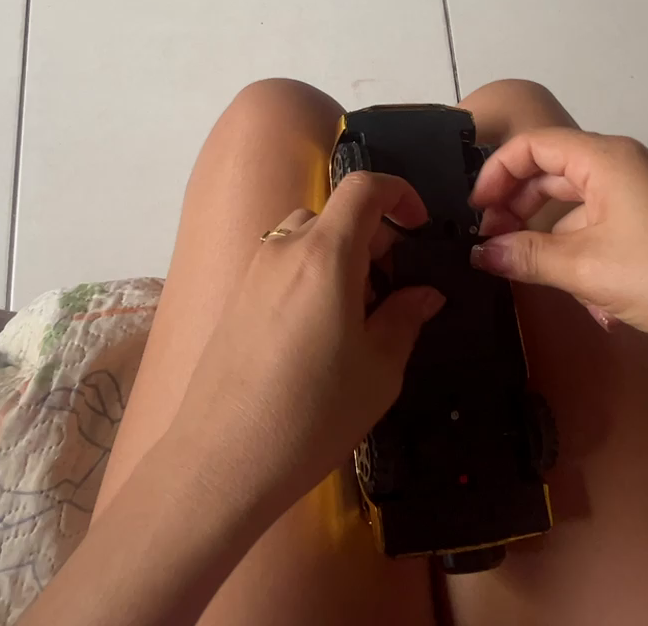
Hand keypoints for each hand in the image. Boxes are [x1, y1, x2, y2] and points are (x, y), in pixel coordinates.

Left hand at [163, 171, 446, 515]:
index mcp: (326, 253)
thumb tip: (425, 293)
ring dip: (339, 254)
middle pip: (336, 214)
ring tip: (355, 312)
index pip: (364, 188)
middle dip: (373, 237)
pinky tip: (317, 331)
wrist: (222, 460)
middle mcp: (285, 248)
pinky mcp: (236, 296)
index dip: (399, 194)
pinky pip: (282, 263)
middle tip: (393, 289)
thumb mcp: (379, 371)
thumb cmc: (313, 414)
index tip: (419, 227)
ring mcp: (254, 271)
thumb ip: (405, 318)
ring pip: (306, 237)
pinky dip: (309, 273)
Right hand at [468, 128, 647, 351]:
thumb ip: (526, 256)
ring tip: (523, 268)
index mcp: (604, 159)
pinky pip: (598, 223)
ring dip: (543, 232)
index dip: (495, 174)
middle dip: (515, 204)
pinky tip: (573, 290)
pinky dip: (575, 247)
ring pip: (573, 201)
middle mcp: (621, 166)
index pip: (531, 145)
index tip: (474, 212)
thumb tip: (480, 253)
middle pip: (550, 170)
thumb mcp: (587, 269)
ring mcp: (641, 194)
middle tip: (490, 243)